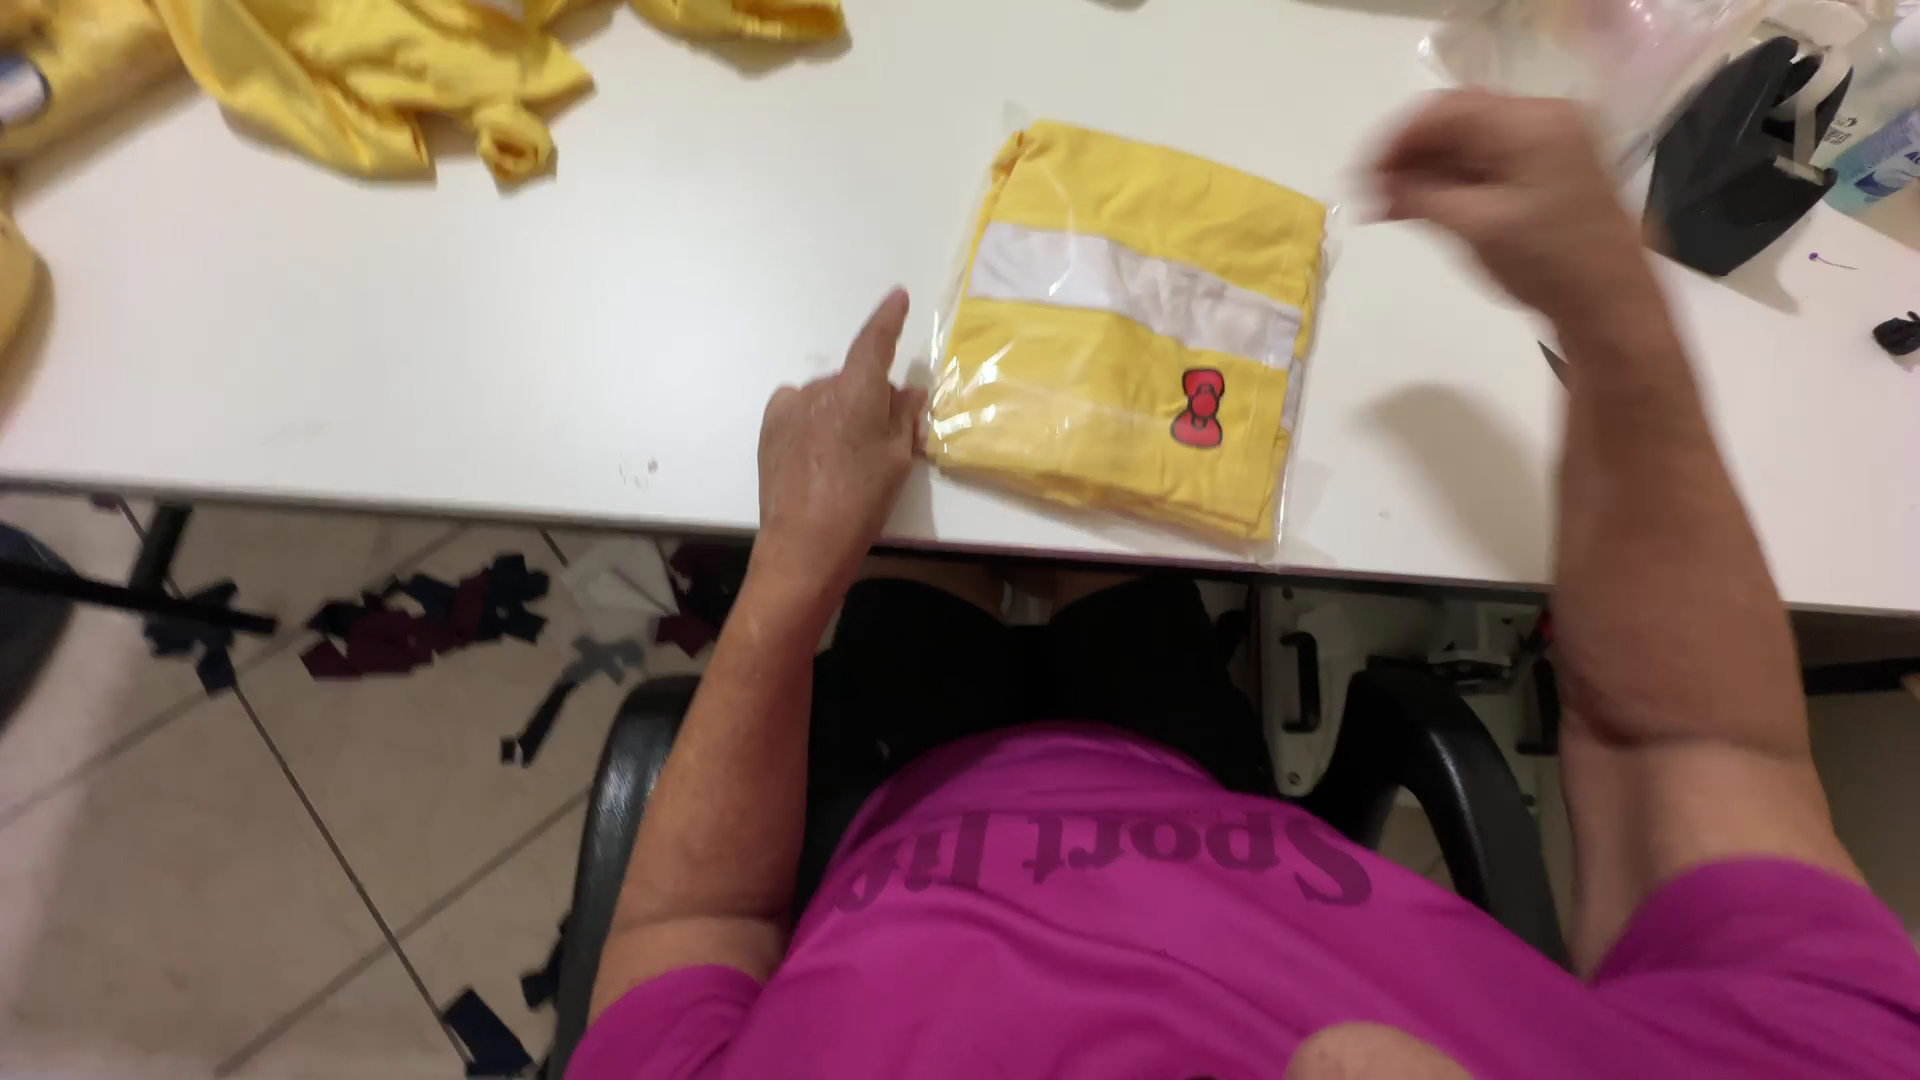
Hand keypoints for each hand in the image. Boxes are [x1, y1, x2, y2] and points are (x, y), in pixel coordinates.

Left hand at [755, 288, 923, 591]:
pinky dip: (815, 418)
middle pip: (853, 378)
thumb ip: (904, 417)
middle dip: (869, 396)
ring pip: (827, 395)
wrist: (805, 543)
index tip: (897, 297)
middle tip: (883, 438)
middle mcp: (819, 390)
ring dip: (841, 410)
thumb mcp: (897, 460)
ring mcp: (790, 408)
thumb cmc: (861, 503)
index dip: (888, 318)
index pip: (874, 342)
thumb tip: (908, 390)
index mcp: (856, 394)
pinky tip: (820, 450)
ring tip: (846, 455)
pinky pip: (801, 407)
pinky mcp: (770, 427)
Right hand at [1369, 90, 1658, 321]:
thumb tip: (1375, 187)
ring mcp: (1544, 140)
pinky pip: (1480, 157)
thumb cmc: (1544, 263)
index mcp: (1529, 125)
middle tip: (1370, 196)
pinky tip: (1417, 205)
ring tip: (1387, 206)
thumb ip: (1421, 198)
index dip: (1394, 141)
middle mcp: (1540, 119)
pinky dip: (1443, 176)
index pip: (1444, 111)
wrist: (1605, 295)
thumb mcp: (1475, 229)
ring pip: (1463, 138)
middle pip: (1453, 119)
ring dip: (1420, 167)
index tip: (1361, 181)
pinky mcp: (1541, 165)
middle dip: (1404, 154)